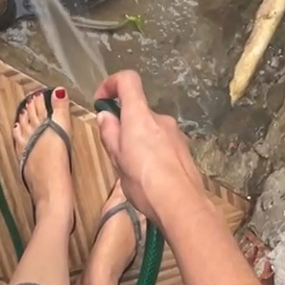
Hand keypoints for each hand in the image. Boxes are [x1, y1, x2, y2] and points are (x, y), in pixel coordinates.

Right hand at [94, 71, 209, 221]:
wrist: (181, 204)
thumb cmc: (144, 182)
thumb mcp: (118, 160)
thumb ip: (110, 134)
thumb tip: (106, 115)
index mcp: (139, 116)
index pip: (128, 80)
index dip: (111, 83)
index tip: (101, 100)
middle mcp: (160, 118)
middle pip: (138, 111)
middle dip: (124, 126)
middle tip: (115, 153)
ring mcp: (175, 133)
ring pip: (150, 129)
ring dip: (139, 142)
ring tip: (133, 170)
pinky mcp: (183, 149)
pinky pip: (162, 143)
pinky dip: (152, 152)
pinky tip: (150, 176)